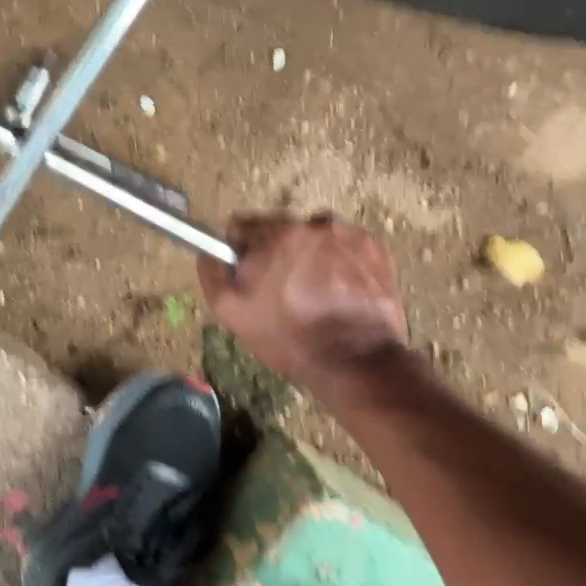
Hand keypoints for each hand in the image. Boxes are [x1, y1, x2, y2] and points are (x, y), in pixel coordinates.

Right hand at [196, 214, 409, 398]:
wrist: (356, 361)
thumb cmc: (287, 335)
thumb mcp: (230, 311)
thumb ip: (212, 273)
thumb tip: (210, 252)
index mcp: (274, 233)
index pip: (241, 225)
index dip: (241, 251)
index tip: (250, 275)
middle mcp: (312, 224)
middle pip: (279, 229)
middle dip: (275, 252)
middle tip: (283, 289)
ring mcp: (348, 235)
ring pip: (312, 236)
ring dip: (308, 254)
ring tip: (315, 291)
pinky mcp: (375, 250)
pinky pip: (343, 246)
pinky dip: (338, 261)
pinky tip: (339, 290)